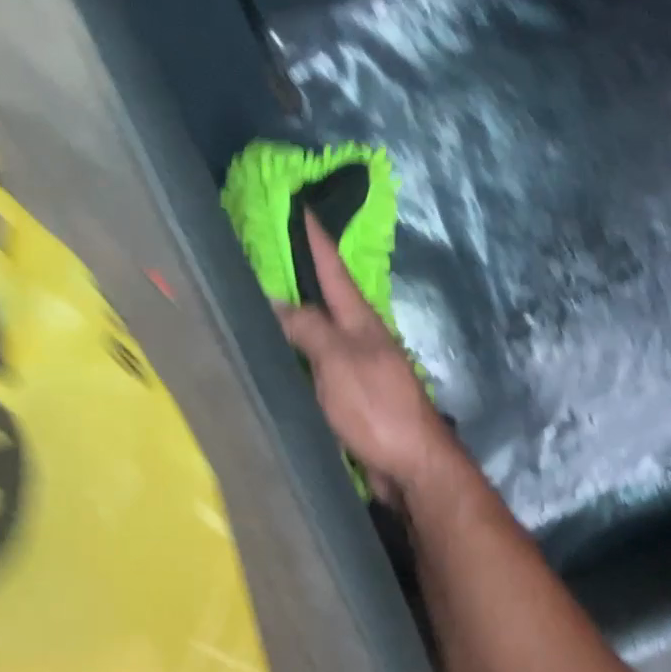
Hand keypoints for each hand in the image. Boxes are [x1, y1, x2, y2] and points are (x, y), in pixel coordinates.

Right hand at [277, 210, 462, 501]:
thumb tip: (277, 302)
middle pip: (326, 302)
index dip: (316, 241)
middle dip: (300, 278)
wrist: (410, 464)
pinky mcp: (352, 401)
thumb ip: (308, 328)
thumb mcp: (339, 360)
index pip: (334, 271)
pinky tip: (278, 360)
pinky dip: (297, 359)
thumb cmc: (377, 407)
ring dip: (295, 320)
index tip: (301, 207)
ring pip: (320, 337)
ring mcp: (358, 371)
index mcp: (361, 322)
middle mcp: (361, 340)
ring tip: (259, 305)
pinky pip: (317, 370)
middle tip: (265, 254)